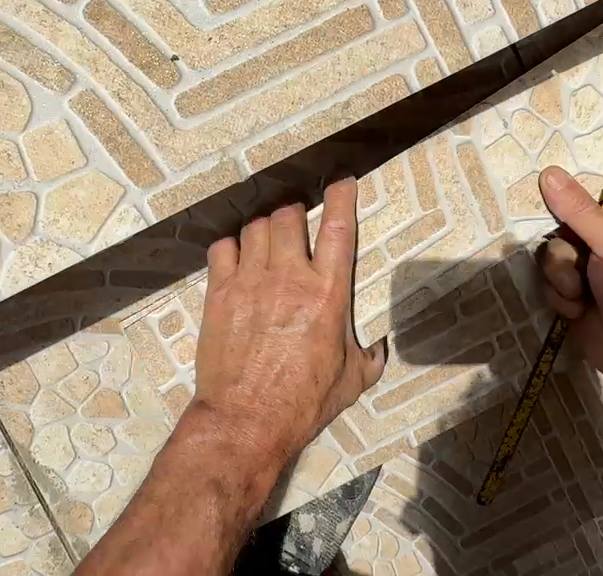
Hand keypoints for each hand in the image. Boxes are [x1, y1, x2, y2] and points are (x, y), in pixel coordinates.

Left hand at [189, 178, 387, 467]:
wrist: (246, 420)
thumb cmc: (304, 402)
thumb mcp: (353, 380)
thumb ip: (371, 354)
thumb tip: (382, 345)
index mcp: (327, 293)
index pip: (338, 228)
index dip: (341, 196)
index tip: (342, 182)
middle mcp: (290, 277)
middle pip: (289, 215)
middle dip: (295, 213)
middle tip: (296, 225)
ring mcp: (251, 281)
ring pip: (256, 226)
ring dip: (265, 228)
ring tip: (267, 240)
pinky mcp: (220, 292)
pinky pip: (223, 247)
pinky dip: (231, 246)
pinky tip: (236, 258)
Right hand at [534, 165, 602, 387]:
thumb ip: (579, 210)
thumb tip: (548, 171)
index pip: (582, 198)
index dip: (565, 202)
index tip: (550, 203)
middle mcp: (601, 243)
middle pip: (558, 229)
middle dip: (564, 251)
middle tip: (581, 263)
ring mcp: (586, 272)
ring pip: (550, 258)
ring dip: (562, 278)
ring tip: (583, 295)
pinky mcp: (572, 298)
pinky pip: (548, 285)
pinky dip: (561, 299)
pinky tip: (579, 311)